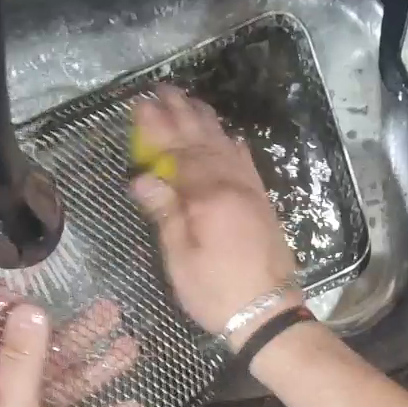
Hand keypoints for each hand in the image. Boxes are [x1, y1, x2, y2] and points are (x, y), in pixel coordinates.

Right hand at [130, 86, 301, 345]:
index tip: (140, 106)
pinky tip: (229, 138)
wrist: (268, 315)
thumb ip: (165, 215)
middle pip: (202, 142)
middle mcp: (232, 186)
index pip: (177, 154)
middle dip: (180, 116)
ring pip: (226, 147)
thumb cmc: (217, 294)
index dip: (157, 129)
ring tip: (190, 103)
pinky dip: (233, 147)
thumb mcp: (181, 261)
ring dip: (206, 124)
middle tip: (162, 92)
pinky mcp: (263, 205)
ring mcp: (252, 193)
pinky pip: (247, 165)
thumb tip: (144, 179)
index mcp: (207, 198)